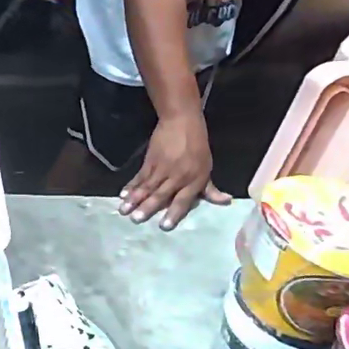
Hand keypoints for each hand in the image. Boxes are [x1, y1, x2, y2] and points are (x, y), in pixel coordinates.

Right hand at [119, 114, 231, 229]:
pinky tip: (122, 194)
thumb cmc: (197, 146)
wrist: (181, 122)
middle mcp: (178, 176)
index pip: (183, 200)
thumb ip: (210, 189)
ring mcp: (162, 168)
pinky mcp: (150, 161)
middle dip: (147, 207)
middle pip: (161, 194)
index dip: (173, 213)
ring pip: (147, 186)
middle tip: (136, 219)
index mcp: (194, 180)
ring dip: (135, 199)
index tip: (163, 226)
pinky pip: (139, 176)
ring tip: (123, 210)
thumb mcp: (206, 167)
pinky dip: (131, 185)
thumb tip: (225, 201)